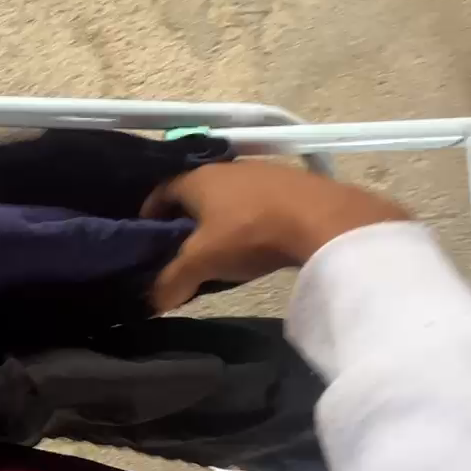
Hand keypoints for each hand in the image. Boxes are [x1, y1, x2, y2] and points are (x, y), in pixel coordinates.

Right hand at [141, 159, 409, 310]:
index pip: (159, 191)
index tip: (145, 238)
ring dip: (216, 220)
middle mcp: (225, 168)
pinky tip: (252, 244)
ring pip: (225, 197)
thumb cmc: (249, 233)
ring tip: (215, 250)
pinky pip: (254, 203)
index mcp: (196, 178)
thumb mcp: (201, 262)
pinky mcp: (289, 185)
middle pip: (193, 194)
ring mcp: (260, 172)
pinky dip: (245, 221)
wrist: (326, 220)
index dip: (148, 214)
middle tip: (177, 249)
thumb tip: (152, 303)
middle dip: (182, 220)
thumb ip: (171, 282)